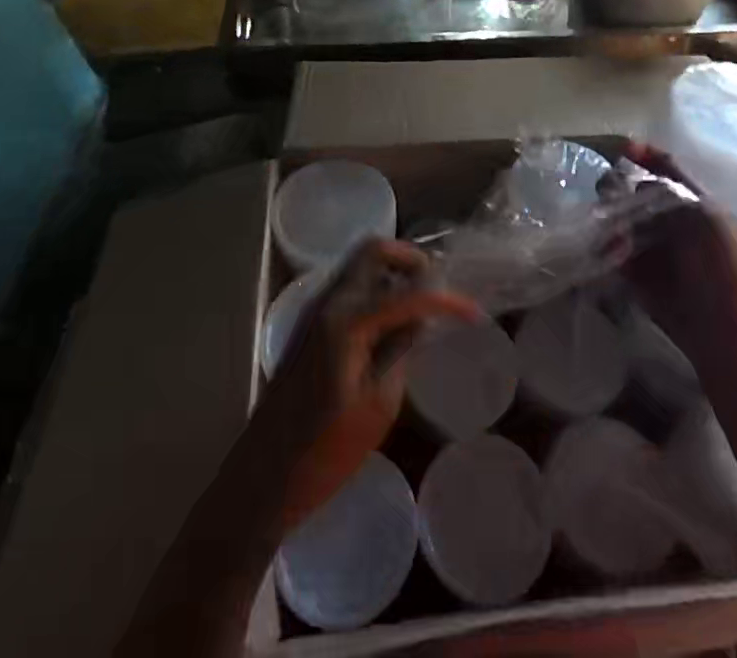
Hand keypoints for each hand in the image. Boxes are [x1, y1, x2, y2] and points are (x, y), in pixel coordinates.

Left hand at [260, 239, 476, 528]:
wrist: (261, 483)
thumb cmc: (324, 451)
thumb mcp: (379, 403)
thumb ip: (401, 348)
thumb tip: (420, 318)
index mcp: (345, 323)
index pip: (408, 291)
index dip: (447, 299)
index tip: (475, 315)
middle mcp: (327, 305)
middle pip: (374, 252)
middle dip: (413, 261)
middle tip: (441, 291)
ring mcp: (314, 315)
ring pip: (361, 268)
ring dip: (396, 275)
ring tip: (426, 309)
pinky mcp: (311, 330)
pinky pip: (352, 291)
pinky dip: (379, 293)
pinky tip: (397, 327)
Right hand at [616, 143, 736, 360]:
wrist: (724, 328)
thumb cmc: (722, 266)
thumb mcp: (702, 217)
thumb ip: (668, 197)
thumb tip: (635, 188)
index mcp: (700, 205)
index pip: (670, 170)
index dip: (647, 156)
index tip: (621, 147)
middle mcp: (677, 223)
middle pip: (641, 196)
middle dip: (620, 190)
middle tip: (604, 191)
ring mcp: (658, 251)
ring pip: (625, 224)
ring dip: (610, 218)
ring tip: (601, 220)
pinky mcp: (641, 278)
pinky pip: (617, 255)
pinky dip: (608, 248)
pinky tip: (604, 248)